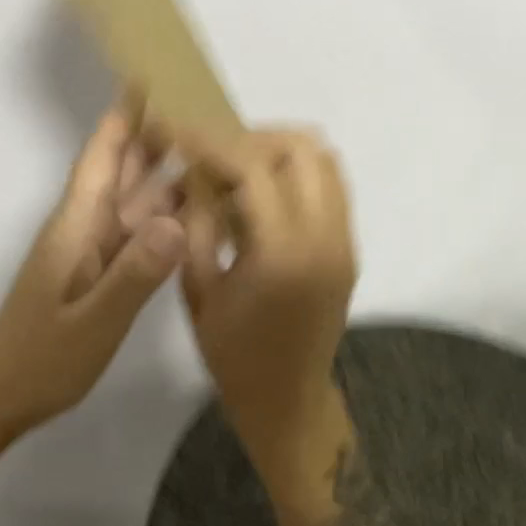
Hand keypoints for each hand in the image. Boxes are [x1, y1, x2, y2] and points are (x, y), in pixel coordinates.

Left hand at [0, 95, 184, 436]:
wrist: (3, 397)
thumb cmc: (43, 360)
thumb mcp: (94, 322)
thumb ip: (134, 275)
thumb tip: (174, 220)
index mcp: (77, 230)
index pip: (101, 161)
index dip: (121, 120)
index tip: (145, 78)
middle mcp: (84, 233)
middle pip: (121, 174)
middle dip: (152, 138)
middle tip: (196, 107)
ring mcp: (91, 256)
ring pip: (132, 204)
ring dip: (162, 176)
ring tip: (206, 152)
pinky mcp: (99, 278)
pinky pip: (137, 236)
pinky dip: (162, 218)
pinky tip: (189, 216)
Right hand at [171, 126, 356, 464]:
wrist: (288, 397)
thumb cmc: (234, 355)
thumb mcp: (199, 288)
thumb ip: (197, 223)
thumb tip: (192, 172)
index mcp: (283, 254)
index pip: (253, 167)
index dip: (209, 140)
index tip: (175, 128)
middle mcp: (326, 239)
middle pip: (301, 149)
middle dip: (250, 140)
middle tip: (212, 156)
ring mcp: (345, 243)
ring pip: (325, 162)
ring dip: (280, 153)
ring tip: (238, 173)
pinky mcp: (349, 249)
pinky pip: (332, 188)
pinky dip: (298, 176)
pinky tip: (263, 197)